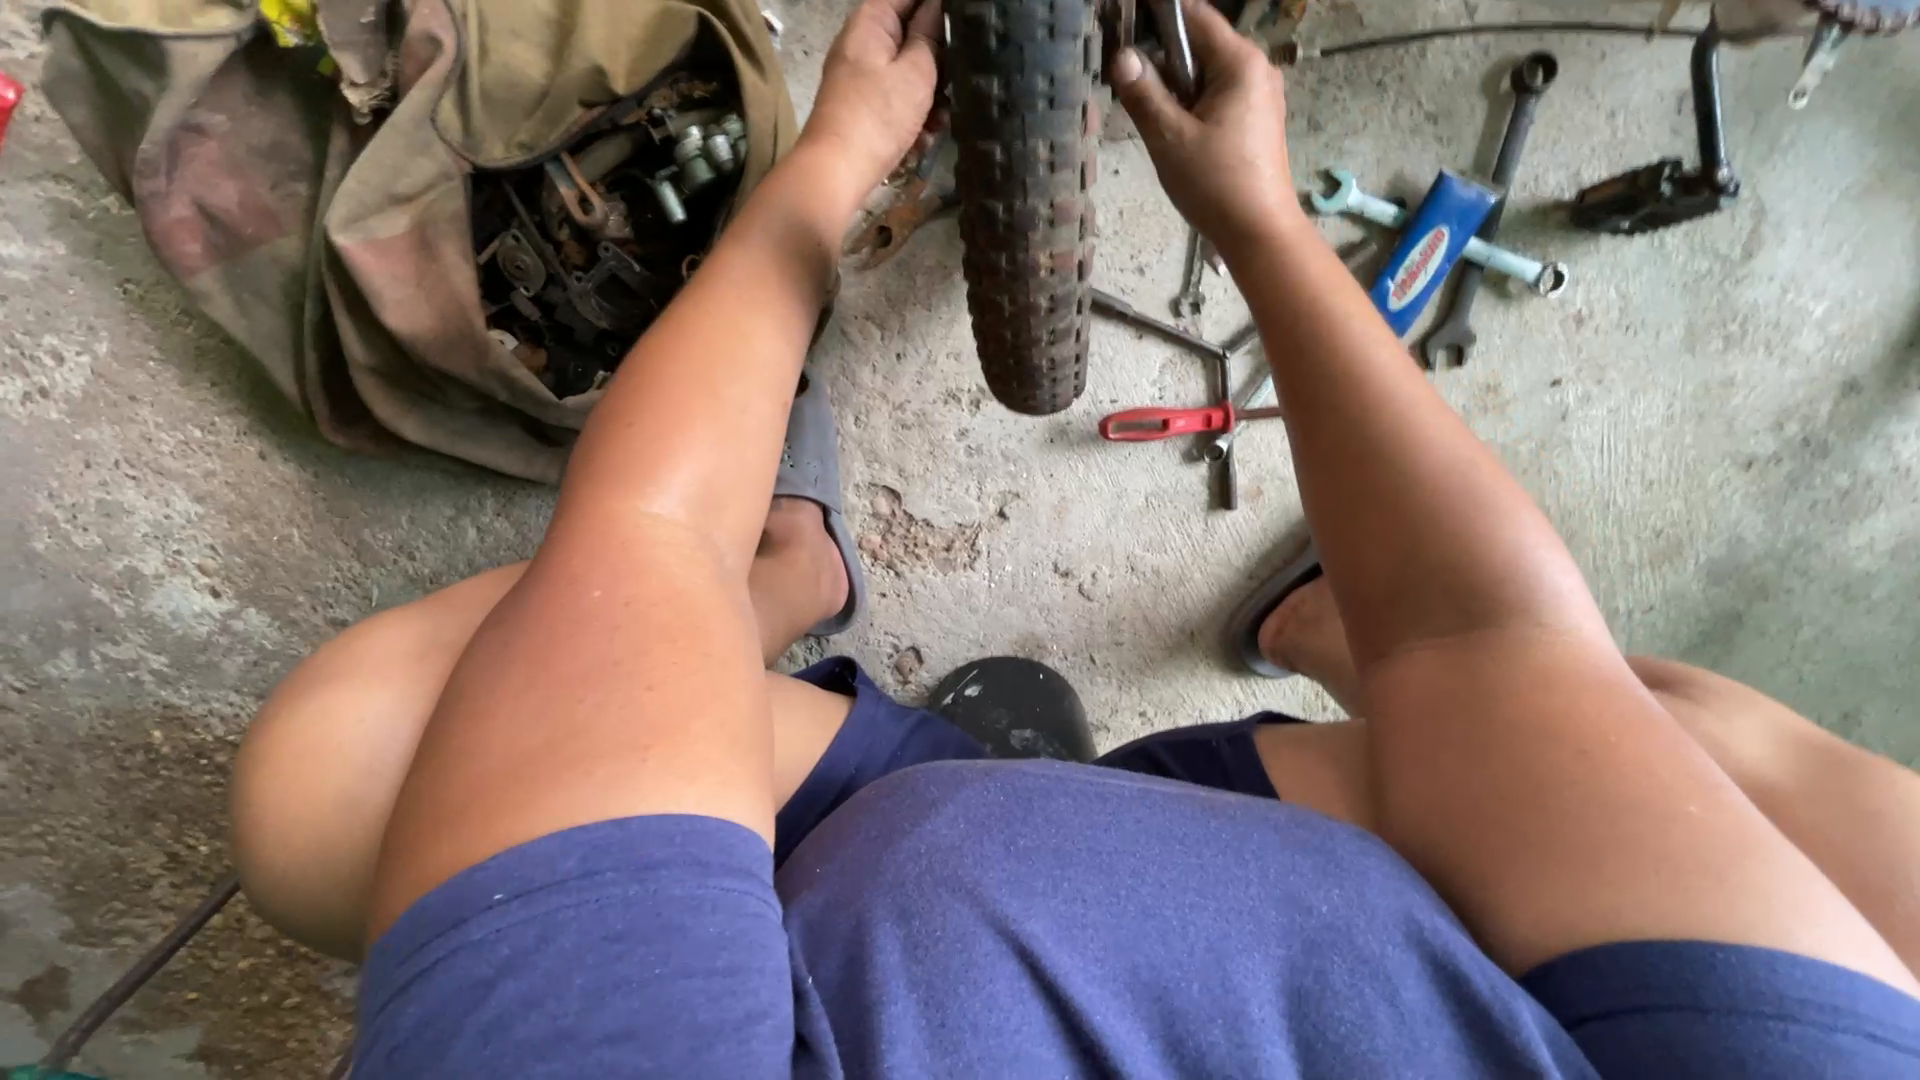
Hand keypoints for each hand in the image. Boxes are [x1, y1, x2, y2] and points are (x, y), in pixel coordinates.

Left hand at [798, 0, 943, 205]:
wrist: (837, 172)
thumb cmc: (878, 117)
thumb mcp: (916, 73)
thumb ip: (931, 37)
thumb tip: (938, 9)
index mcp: (872, 21)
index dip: (940, 9)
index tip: (963, 29)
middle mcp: (864, 43)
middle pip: (912, 38)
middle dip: (938, 62)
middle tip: (957, 83)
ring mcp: (862, 78)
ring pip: (908, 75)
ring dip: (930, 98)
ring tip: (940, 121)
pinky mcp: (865, 109)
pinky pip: (897, 103)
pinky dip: (913, 118)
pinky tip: (924, 139)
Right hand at [1112, 1, 1302, 258]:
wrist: (1258, 232)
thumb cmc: (1215, 184)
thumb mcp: (1169, 140)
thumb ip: (1144, 95)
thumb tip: (1121, 56)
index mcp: (1239, 63)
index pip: (1194, 16)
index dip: (1158, 16)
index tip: (1126, 24)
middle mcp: (1256, 69)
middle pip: (1199, 48)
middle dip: (1164, 66)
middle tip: (1133, 96)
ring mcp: (1260, 97)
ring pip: (1206, 78)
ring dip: (1176, 93)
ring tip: (1157, 128)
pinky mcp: (1257, 123)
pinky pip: (1218, 101)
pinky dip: (1193, 110)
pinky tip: (1179, 141)